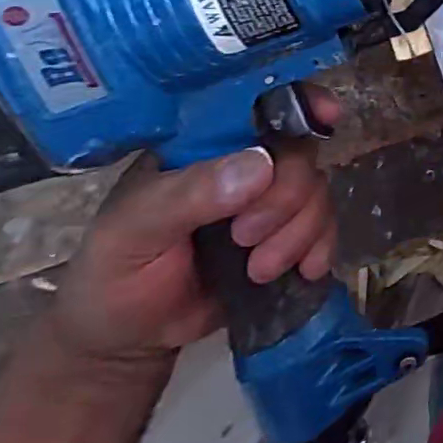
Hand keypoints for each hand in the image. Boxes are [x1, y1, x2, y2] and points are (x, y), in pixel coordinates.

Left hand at [46, 86, 343, 364]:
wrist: (125, 342)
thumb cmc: (114, 271)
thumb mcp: (133, 230)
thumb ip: (191, 195)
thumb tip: (262, 166)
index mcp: (206, 143)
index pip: (259, 102)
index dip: (299, 99)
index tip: (325, 114)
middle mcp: (246, 159)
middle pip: (299, 150)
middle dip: (286, 196)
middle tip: (245, 236)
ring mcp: (271, 197)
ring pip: (317, 188)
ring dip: (299, 231)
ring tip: (258, 270)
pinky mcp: (289, 234)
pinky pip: (327, 224)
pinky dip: (322, 245)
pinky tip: (304, 271)